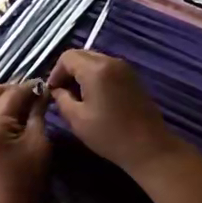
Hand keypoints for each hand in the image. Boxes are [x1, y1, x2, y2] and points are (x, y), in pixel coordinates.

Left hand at [0, 81, 50, 202]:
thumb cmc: (25, 179)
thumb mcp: (38, 143)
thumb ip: (37, 113)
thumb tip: (42, 93)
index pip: (13, 92)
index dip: (32, 87)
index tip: (48, 88)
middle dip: (15, 89)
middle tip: (35, 98)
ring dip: (5, 98)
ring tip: (25, 108)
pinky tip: (13, 119)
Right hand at [49, 50, 180, 172]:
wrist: (149, 147)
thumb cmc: (109, 135)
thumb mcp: (77, 119)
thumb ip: (61, 98)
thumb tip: (56, 89)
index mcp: (96, 69)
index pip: (67, 57)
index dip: (55, 72)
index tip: (53, 92)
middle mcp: (112, 61)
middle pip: (81, 55)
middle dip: (68, 71)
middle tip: (63, 94)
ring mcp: (125, 68)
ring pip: (95, 60)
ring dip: (82, 74)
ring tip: (78, 97)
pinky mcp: (133, 77)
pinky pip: (107, 68)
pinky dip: (96, 77)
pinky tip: (95, 98)